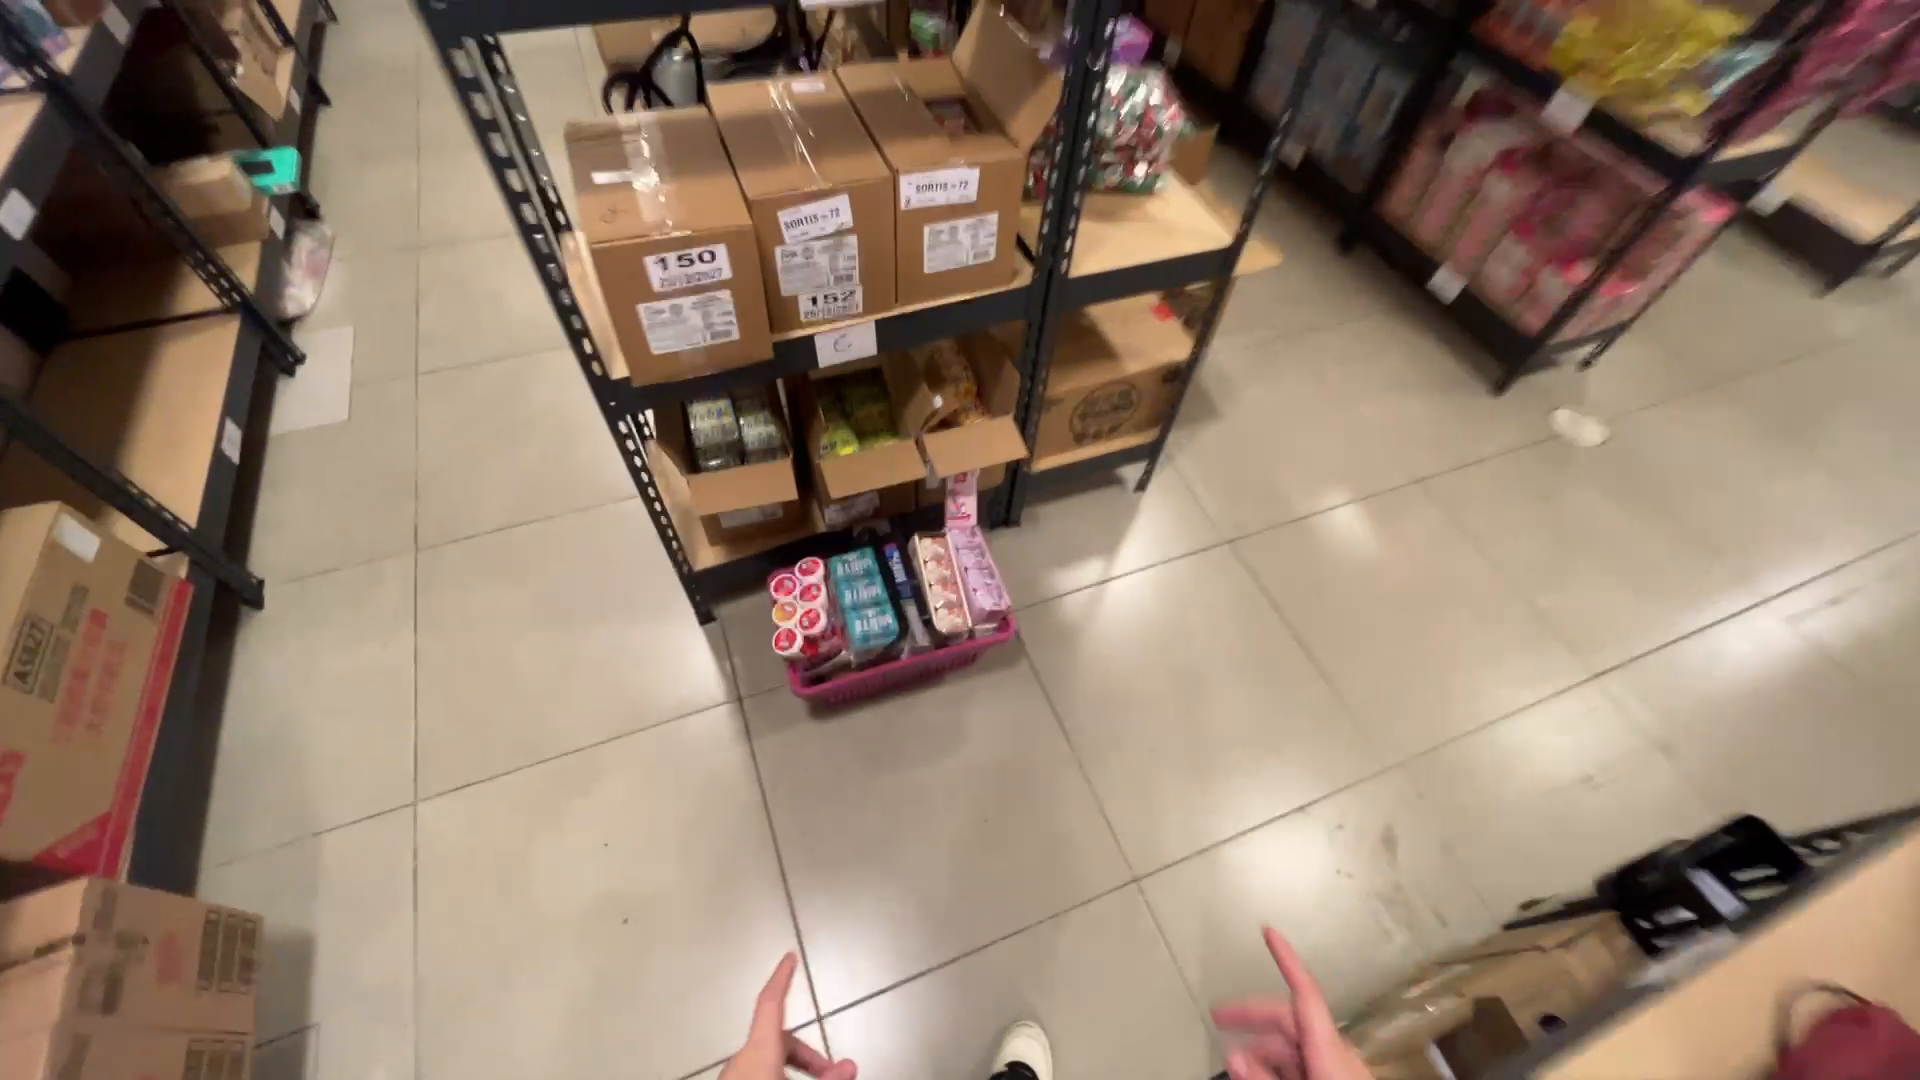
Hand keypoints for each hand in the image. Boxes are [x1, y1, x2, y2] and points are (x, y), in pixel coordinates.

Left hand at [719, 953, 856, 1079]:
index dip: (781, 979)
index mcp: (757, 1052)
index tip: (789, 957)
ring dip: (794, 1072)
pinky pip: (756, 1077)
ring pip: (766, 1064)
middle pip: (777, 1041)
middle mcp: (740, 1062)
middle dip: (809, 1054)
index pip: (771, 1003)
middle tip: (834, 1075)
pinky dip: (776, 1079)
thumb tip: (849, 1066)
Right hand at [1211, 928, 1374, 1079]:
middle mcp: (1338, 1057)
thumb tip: (1233, 1053)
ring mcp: (1341, 1073)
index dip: (1287, 960)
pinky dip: (1279, 1068)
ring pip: (1295, 1047)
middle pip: (1291, 1020)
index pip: (1305, 994)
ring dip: (1262, 1050)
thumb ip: (1264, 1079)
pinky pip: (1305, 1067)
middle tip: (1216, 1017)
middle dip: (1252, 1016)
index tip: (1267, 931)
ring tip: (1235, 1065)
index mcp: (1332, 1052)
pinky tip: (1260, 1076)